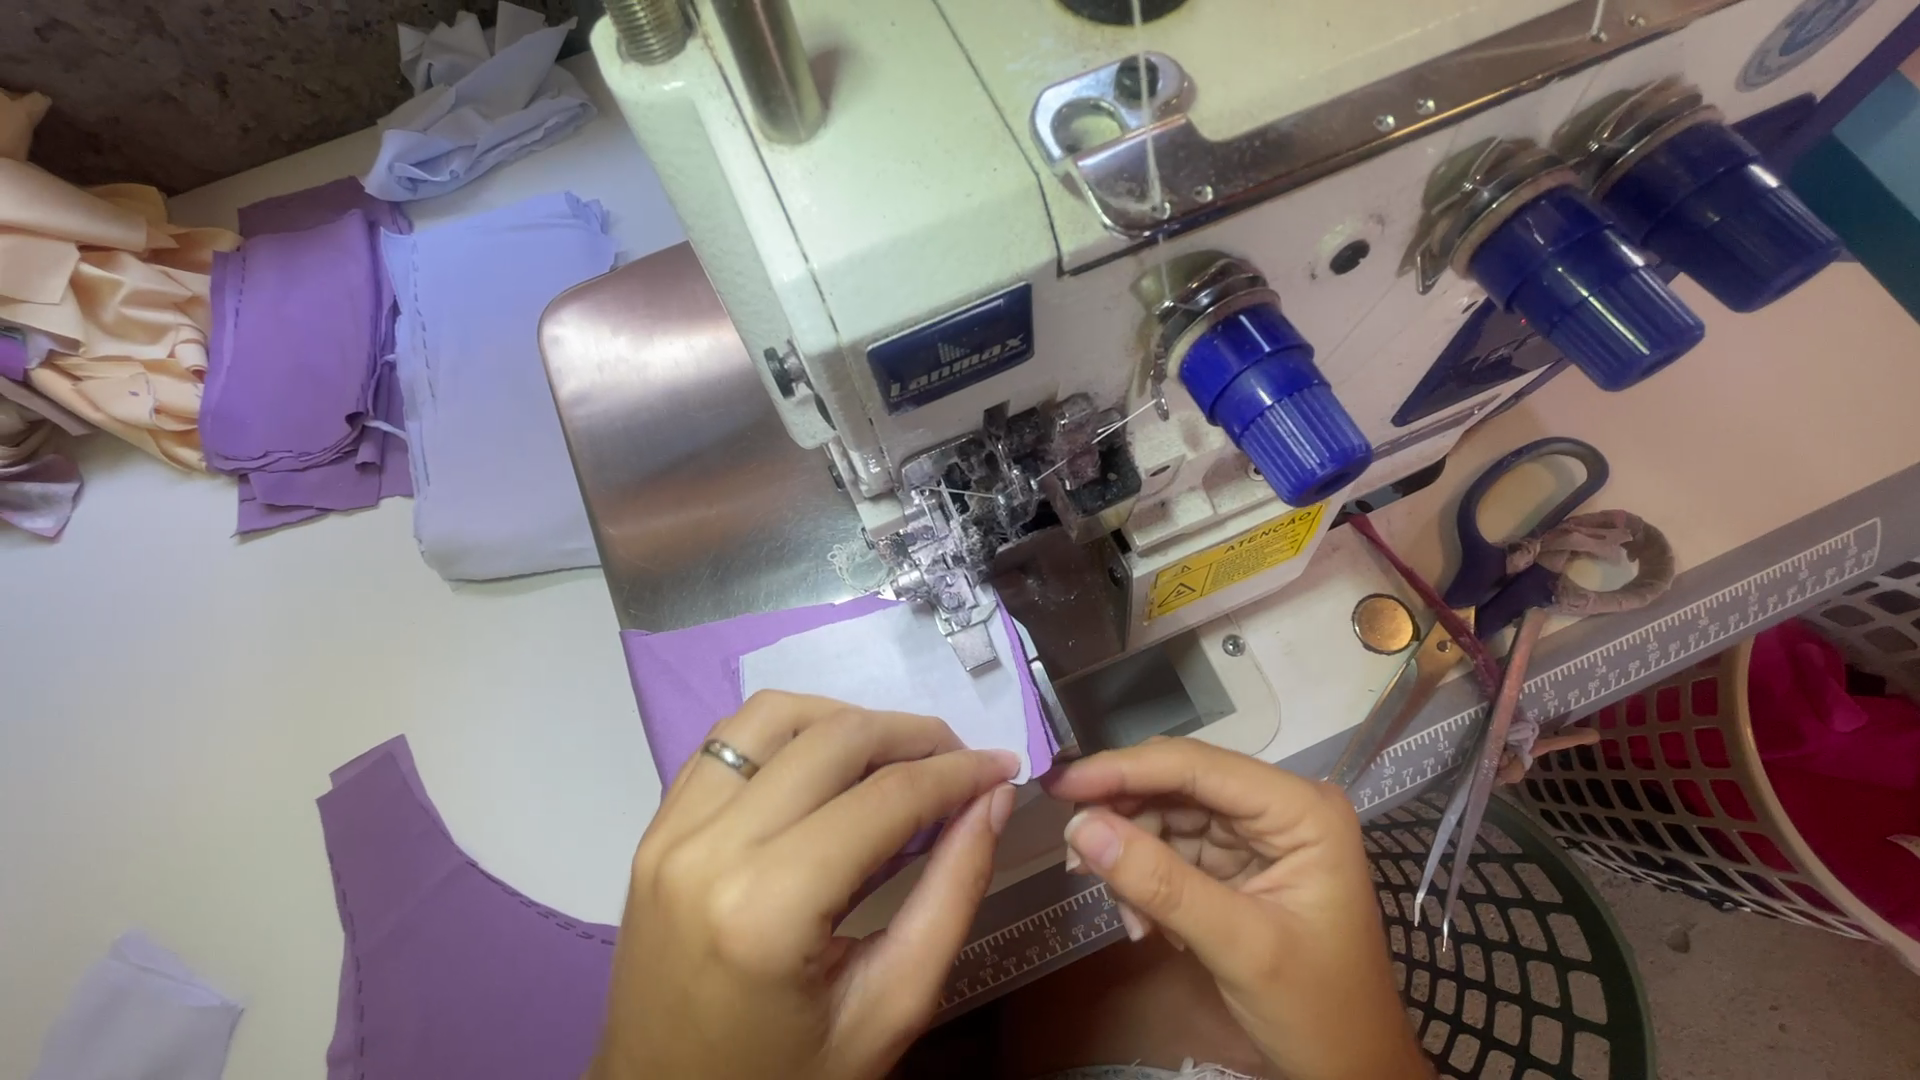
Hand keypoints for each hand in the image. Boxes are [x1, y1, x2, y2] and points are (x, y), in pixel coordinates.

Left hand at [591, 691, 1018, 1079]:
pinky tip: (824, 763)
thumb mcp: (891, 1006)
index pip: (886, 799)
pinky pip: (727, 742)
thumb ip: (952, 893)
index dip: (957, 773)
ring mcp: (671, 831)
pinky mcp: (655, 828)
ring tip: (894, 756)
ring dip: (846, 719)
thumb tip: (992, 798)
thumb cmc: (787, 1078)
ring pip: (773, 716)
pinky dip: (787, 731)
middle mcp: (709, 849)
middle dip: (913, 735)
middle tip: (959, 761)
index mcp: (768, 909)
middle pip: (834, 740)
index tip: (1002, 765)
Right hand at [1046, 738, 1431, 1079]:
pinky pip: (1170, 846)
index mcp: (1300, 809)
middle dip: (1124, 816)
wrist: (1353, 1073)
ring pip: (1165, 813)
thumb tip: (1079, 828)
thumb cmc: (1318, 1012)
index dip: (1123, 769)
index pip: (1196, 765)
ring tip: (1123, 910)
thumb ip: (1160, 884)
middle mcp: (1276, 804)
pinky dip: (1145, 877)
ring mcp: (1255, 830)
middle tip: (1074, 851)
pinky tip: (1142, 920)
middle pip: (1176, 783)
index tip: (1061, 785)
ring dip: (1131, 854)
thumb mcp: (1239, 947)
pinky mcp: (1235, 858)